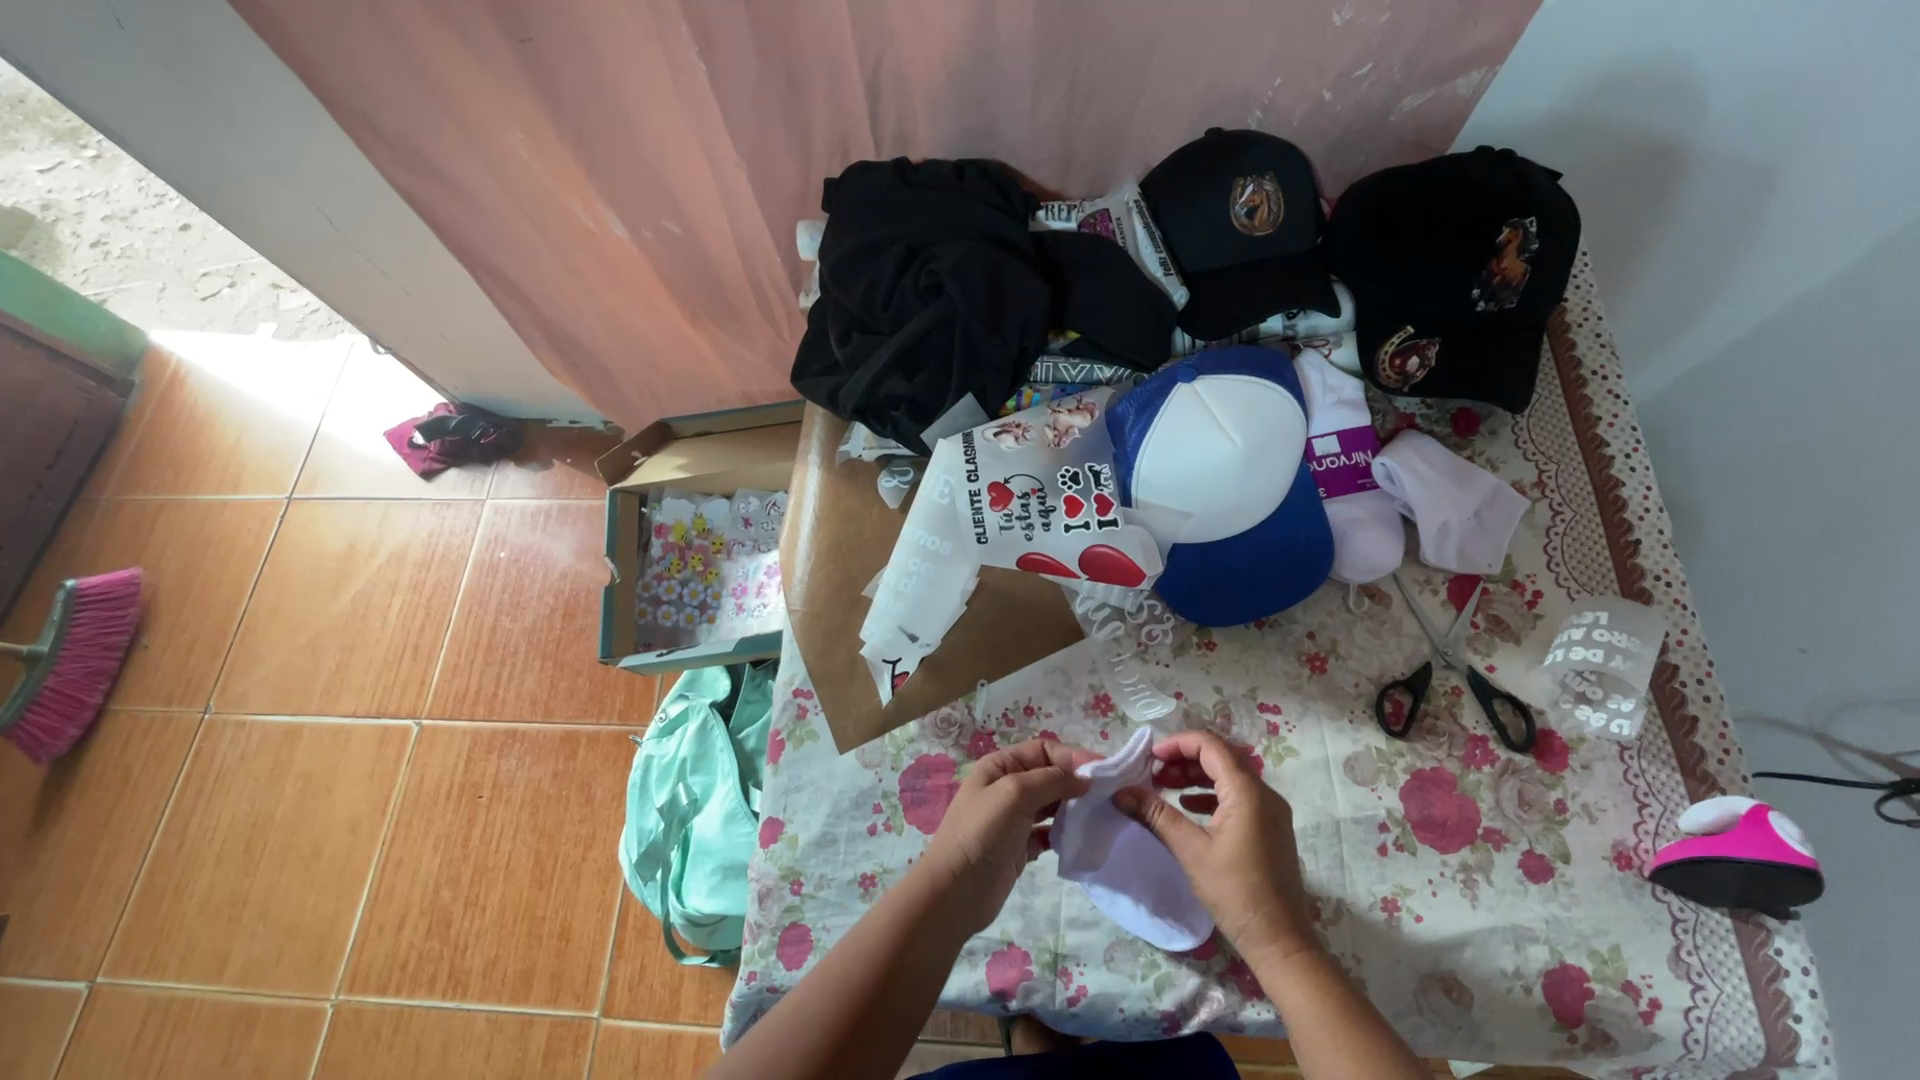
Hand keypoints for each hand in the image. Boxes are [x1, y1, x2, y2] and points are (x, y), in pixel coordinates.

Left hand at [917, 739, 1096, 933]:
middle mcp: (1006, 788)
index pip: (1043, 750)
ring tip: (1098, 815)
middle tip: (1108, 795)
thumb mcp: (1015, 793)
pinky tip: (1077, 839)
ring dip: (1073, 808)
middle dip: (1077, 782)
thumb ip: (1051, 780)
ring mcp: (1013, 819)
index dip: (1073, 757)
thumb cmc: (982, 834)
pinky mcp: (1020, 847)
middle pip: (1049, 776)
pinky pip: (1048, 833)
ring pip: (1051, 804)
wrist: (956, 891)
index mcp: (999, 766)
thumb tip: (1085, 778)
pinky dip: (1063, 833)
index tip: (1104, 771)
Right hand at [1112, 731, 1317, 963]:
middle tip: (1153, 774)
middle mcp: (1264, 793)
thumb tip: (1122, 792)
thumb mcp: (1190, 850)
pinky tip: (1188, 806)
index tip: (1149, 758)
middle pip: (1221, 757)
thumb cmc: (1235, 892)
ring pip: (1230, 776)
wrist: (1279, 939)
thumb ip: (1156, 814)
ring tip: (1165, 787)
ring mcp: (1271, 811)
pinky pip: (1238, 796)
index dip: (1176, 744)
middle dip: (1184, 759)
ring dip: (1196, 776)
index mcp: (1247, 792)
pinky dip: (1211, 794)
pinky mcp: (1270, 827)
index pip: (1210, 746)